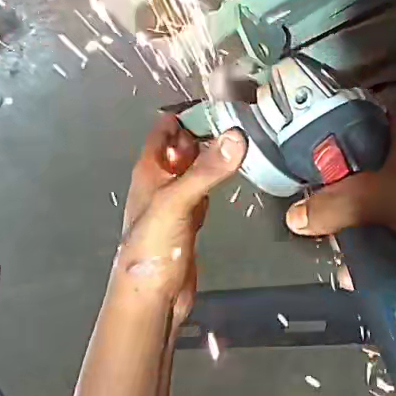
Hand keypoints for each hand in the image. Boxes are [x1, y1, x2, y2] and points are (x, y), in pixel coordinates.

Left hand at [114, 113, 244, 320]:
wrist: (151, 298)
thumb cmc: (153, 246)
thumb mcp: (178, 201)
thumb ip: (207, 169)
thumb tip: (238, 135)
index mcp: (150, 168)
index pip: (168, 126)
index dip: (191, 110)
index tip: (225, 97)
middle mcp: (161, 179)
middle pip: (185, 145)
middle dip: (209, 129)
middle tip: (244, 115)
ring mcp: (175, 200)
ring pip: (197, 166)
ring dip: (216, 154)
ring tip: (246, 138)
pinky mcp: (189, 220)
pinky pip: (205, 189)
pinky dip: (219, 179)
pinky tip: (235, 175)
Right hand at [284, 106, 395, 272]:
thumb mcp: (386, 197)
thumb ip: (338, 202)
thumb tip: (293, 216)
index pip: (359, 116)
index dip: (329, 129)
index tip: (298, 151)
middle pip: (361, 162)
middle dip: (334, 185)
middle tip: (306, 205)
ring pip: (372, 197)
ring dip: (350, 217)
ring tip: (322, 238)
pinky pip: (387, 225)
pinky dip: (370, 238)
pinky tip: (351, 260)